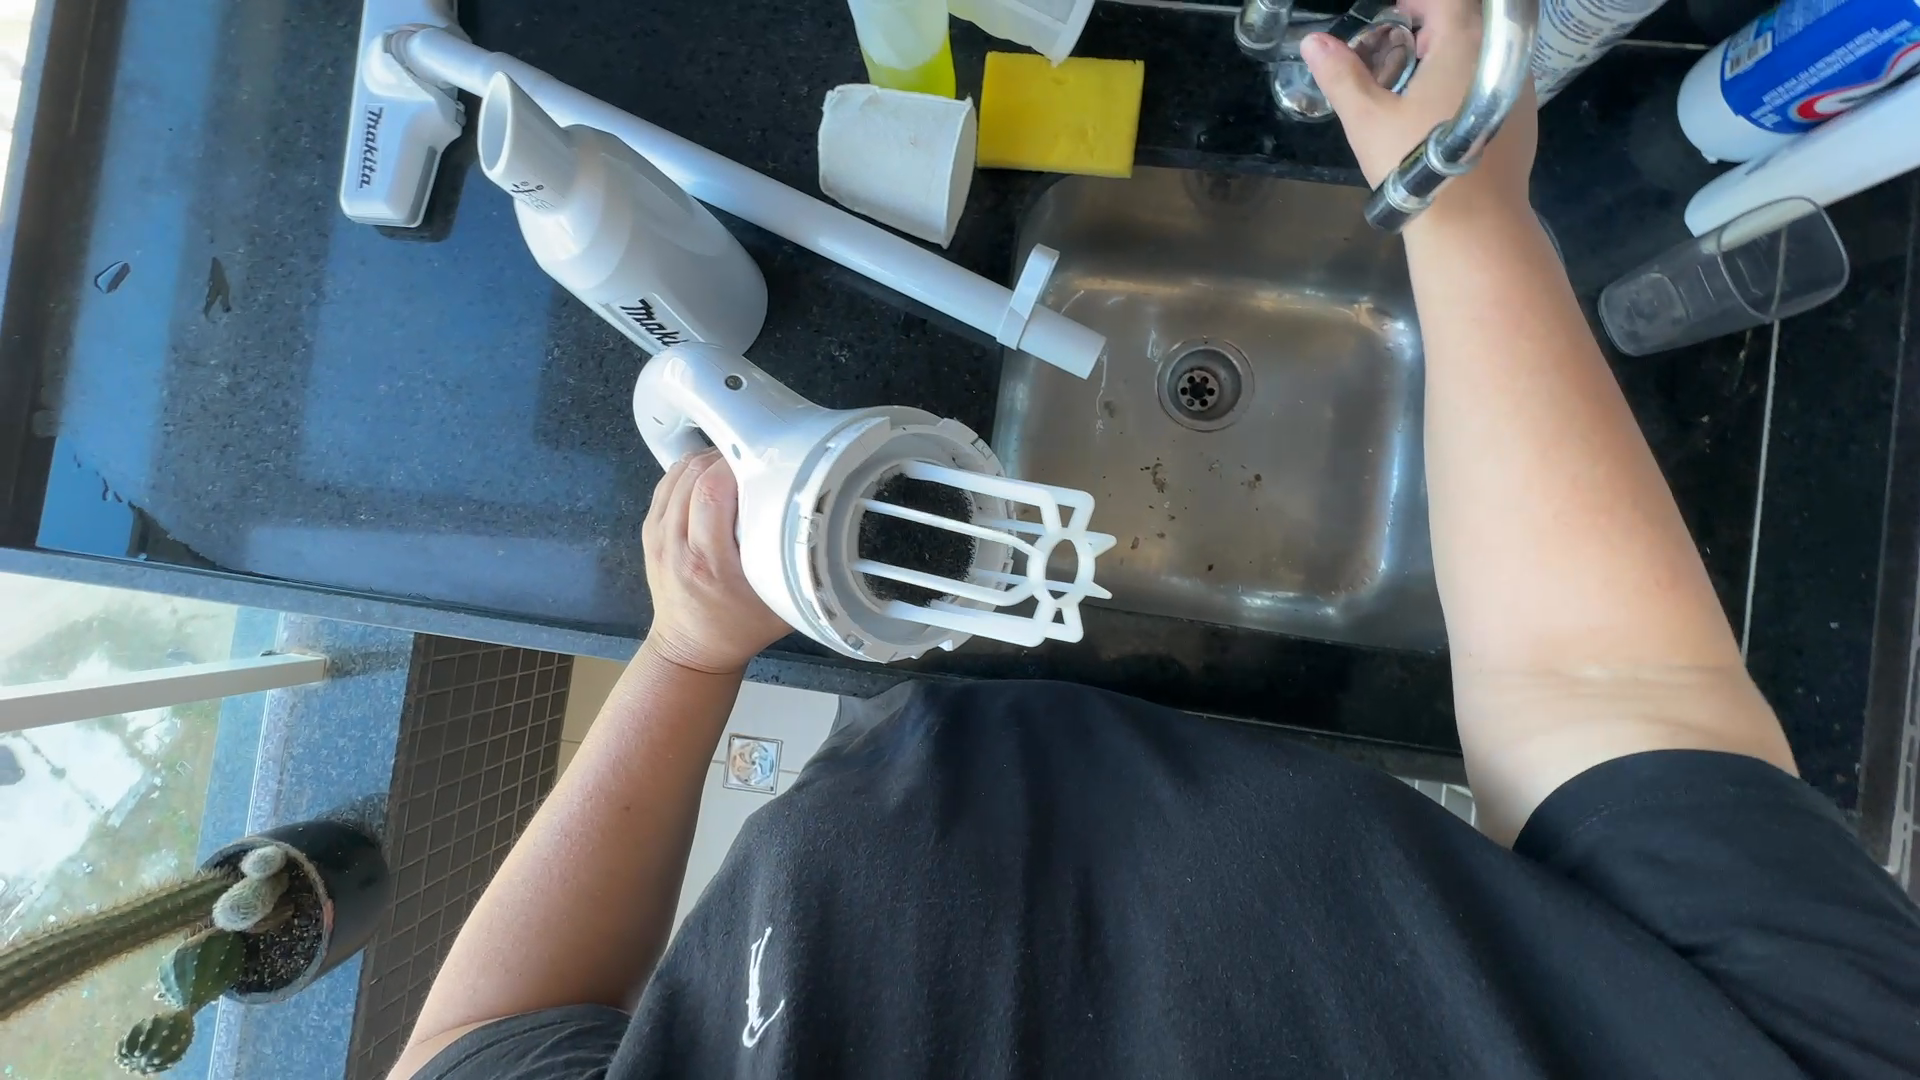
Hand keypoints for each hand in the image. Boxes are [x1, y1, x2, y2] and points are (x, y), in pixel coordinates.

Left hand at [640, 449, 790, 673]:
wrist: (690, 650)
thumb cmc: (740, 629)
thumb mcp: (783, 604)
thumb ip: (800, 568)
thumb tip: (828, 530)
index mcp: (707, 561)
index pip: (712, 492)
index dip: (737, 465)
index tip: (766, 461)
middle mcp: (675, 544)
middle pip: (693, 475)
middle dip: (726, 457)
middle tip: (758, 459)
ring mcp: (656, 536)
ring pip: (676, 474)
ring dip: (708, 460)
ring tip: (738, 463)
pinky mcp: (649, 531)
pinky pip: (666, 484)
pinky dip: (690, 470)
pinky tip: (713, 473)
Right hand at [1300, 0, 1536, 222]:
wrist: (1468, 216)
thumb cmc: (1412, 162)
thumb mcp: (1366, 120)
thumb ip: (1341, 76)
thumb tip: (1313, 42)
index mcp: (1462, 39)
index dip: (1411, 2)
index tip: (1388, 14)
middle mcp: (1498, 48)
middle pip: (1463, 17)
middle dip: (1427, 26)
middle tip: (1394, 51)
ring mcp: (1519, 77)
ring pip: (1480, 48)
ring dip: (1448, 54)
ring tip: (1415, 86)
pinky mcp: (1523, 108)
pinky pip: (1493, 76)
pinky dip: (1466, 80)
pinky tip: (1441, 115)